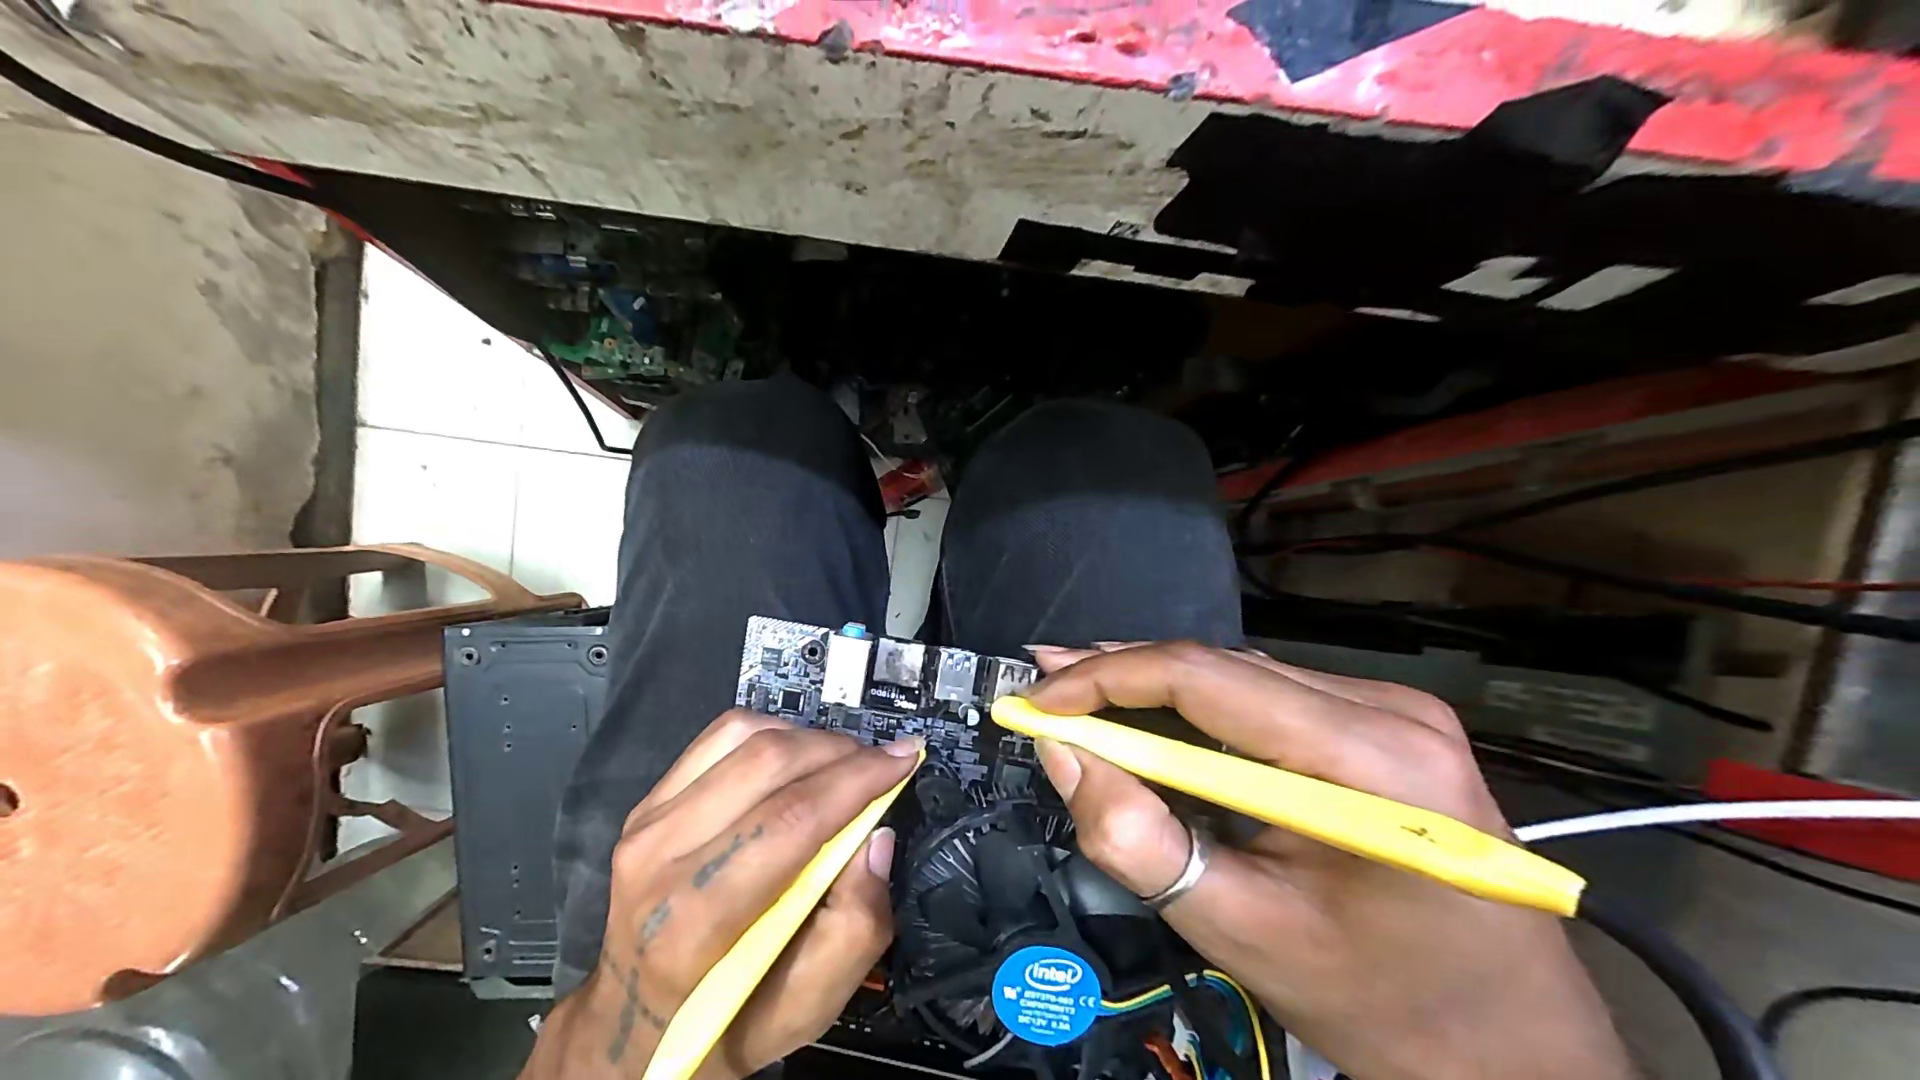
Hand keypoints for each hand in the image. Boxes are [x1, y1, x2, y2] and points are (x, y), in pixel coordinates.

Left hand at [522, 711, 921, 1079]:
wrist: (639, 1020)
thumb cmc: (732, 1018)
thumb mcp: (809, 1006)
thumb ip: (856, 927)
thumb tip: (878, 834)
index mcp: (695, 921)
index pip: (790, 818)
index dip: (857, 778)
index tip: (906, 757)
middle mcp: (659, 857)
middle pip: (768, 763)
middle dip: (842, 751)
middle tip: (883, 763)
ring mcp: (646, 821)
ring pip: (744, 735)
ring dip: (809, 738)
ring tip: (843, 763)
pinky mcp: (648, 802)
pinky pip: (720, 736)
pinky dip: (772, 733)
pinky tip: (797, 757)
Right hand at [1025, 642, 1631, 1079]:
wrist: (1515, 1050)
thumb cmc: (1378, 1005)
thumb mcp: (1240, 932)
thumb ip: (1137, 840)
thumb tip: (1062, 752)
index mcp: (1369, 761)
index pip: (1205, 676)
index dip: (1106, 677)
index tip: (1037, 697)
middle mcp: (1389, 709)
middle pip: (1222, 665)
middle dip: (1121, 675)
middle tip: (1045, 684)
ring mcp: (1397, 709)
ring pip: (1240, 674)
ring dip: (1157, 686)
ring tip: (1085, 696)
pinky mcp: (1390, 723)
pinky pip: (1268, 694)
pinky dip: (1202, 705)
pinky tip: (1159, 718)